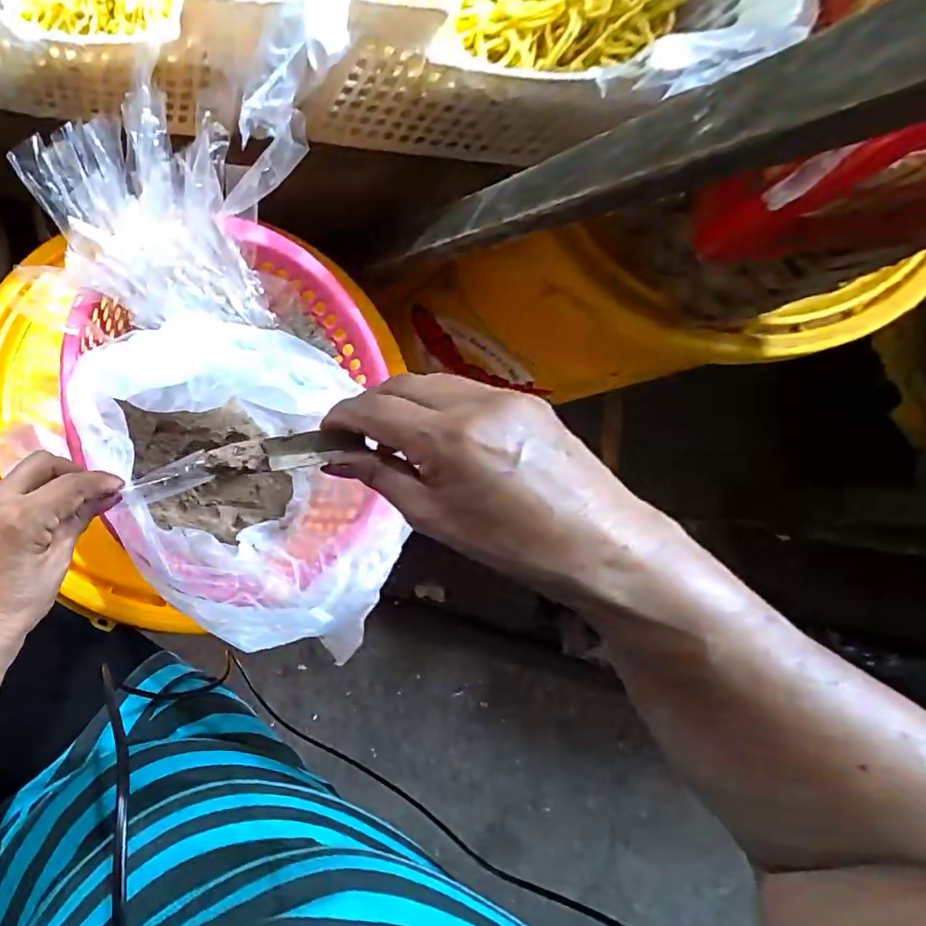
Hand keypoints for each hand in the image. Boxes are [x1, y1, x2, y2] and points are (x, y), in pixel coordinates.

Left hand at [0, 452, 120, 665]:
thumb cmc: (20, 607)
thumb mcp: (57, 564)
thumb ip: (77, 522)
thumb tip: (103, 497)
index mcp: (21, 518)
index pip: (67, 484)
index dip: (96, 481)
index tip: (117, 485)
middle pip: (40, 463)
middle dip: (70, 470)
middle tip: (91, 489)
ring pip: (20, 475)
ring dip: (48, 481)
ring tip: (69, 501)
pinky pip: (4, 492)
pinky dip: (27, 494)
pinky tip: (41, 513)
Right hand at [321, 374, 679, 607]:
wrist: (601, 544)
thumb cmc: (507, 542)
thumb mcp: (429, 516)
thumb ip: (379, 476)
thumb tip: (336, 458)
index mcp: (447, 438)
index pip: (374, 409)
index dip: (341, 418)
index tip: (324, 435)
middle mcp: (474, 404)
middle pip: (397, 385)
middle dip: (365, 406)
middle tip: (351, 438)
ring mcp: (503, 397)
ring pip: (427, 381)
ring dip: (396, 401)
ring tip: (387, 438)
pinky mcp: (523, 400)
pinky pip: (458, 389)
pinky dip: (429, 403)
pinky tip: (428, 434)